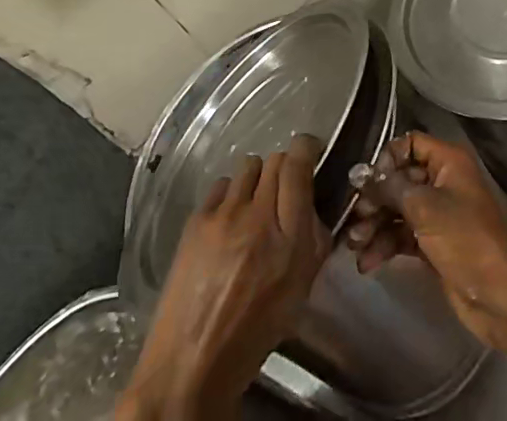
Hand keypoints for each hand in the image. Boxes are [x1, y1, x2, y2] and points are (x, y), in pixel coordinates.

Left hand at [120, 134, 329, 420]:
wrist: (193, 357)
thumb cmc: (255, 330)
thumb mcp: (301, 288)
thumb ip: (313, 239)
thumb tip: (312, 203)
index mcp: (290, 238)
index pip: (297, 166)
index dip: (306, 148)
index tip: (310, 150)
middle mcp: (257, 217)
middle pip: (273, 160)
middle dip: (284, 167)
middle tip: (283, 190)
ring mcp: (223, 215)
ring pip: (247, 167)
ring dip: (257, 179)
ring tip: (254, 206)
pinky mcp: (196, 219)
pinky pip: (221, 186)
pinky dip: (231, 196)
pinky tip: (229, 222)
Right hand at [343, 132, 506, 344]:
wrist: (498, 295)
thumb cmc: (465, 240)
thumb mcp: (424, 208)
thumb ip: (389, 187)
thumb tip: (359, 173)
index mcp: (448, 163)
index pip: (410, 144)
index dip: (387, 159)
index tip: (369, 181)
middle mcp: (442, 183)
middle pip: (399, 180)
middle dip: (374, 200)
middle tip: (354, 218)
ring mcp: (437, 215)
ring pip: (397, 210)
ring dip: (374, 226)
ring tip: (355, 245)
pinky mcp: (432, 243)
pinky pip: (401, 235)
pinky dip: (384, 245)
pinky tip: (366, 262)